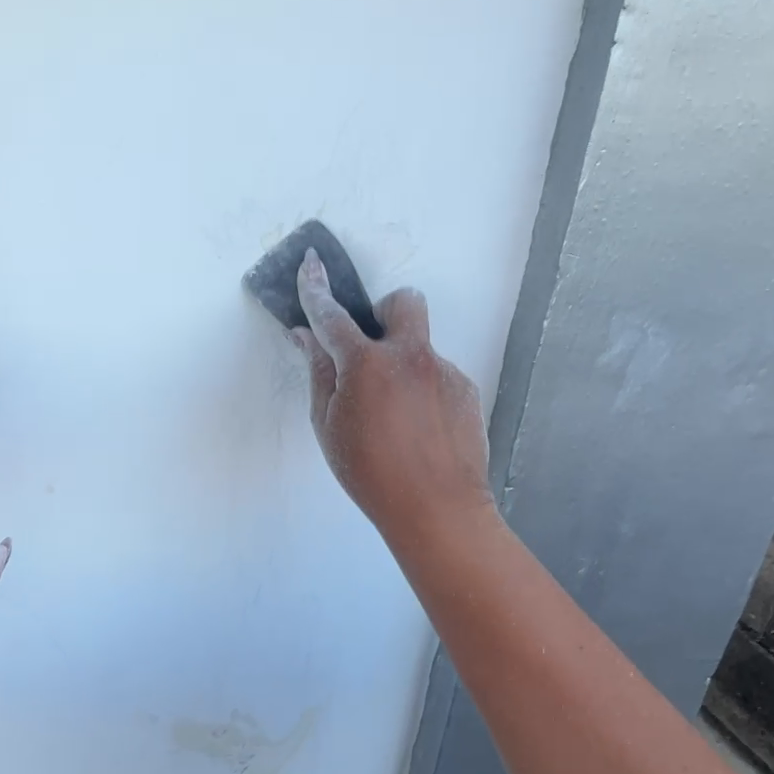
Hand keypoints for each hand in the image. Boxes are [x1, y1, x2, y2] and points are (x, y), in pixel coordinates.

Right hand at [289, 249, 495, 545]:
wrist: (437, 510)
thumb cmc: (368, 472)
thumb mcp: (327, 424)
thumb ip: (319, 372)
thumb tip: (307, 337)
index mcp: (367, 364)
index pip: (333, 316)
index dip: (316, 289)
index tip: (311, 264)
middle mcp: (410, 356)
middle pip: (403, 302)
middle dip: (384, 312)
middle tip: (369, 349)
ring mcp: (444, 372)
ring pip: (419, 346)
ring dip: (400, 362)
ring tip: (391, 413)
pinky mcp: (466, 390)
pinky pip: (436, 375)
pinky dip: (420, 389)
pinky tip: (415, 429)